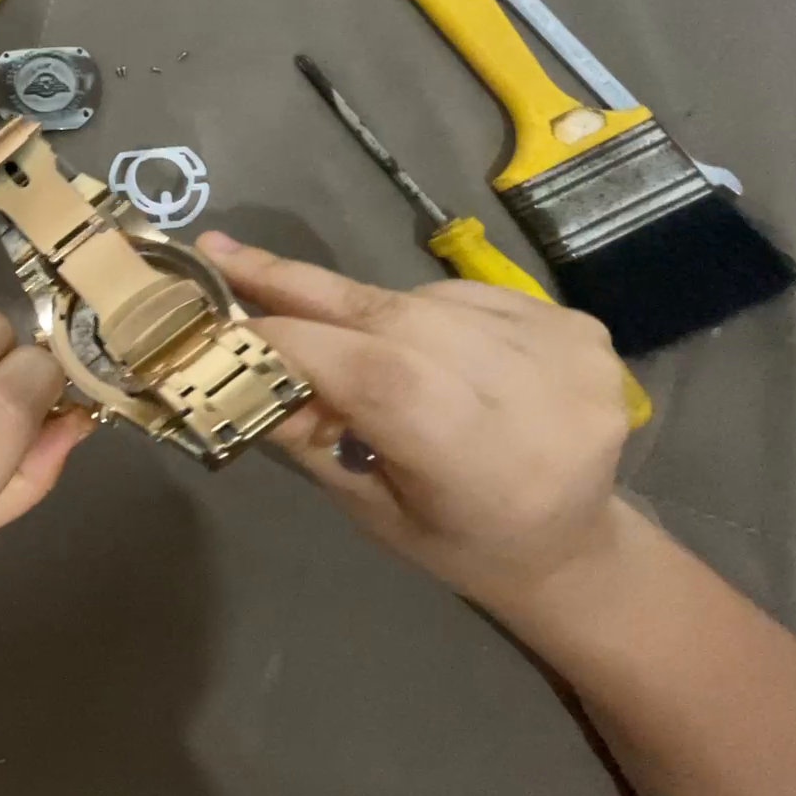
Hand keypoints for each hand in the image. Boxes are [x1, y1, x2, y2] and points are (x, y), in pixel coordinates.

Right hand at [196, 233, 631, 611]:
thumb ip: (303, 429)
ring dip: (347, 306)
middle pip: (392, 320)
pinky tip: (404, 338)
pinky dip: (402, 307)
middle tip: (221, 253)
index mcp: (486, 468)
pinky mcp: (575, 323)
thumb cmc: (451, 537)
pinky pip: (449, 293)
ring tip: (321, 331)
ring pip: (411, 299)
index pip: (379, 377)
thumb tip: (236, 359)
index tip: (221, 320)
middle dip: (296, 288)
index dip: (293, 340)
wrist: (570, 542)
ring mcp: (567, 352)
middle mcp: (541, 400)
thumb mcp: (362, 503)